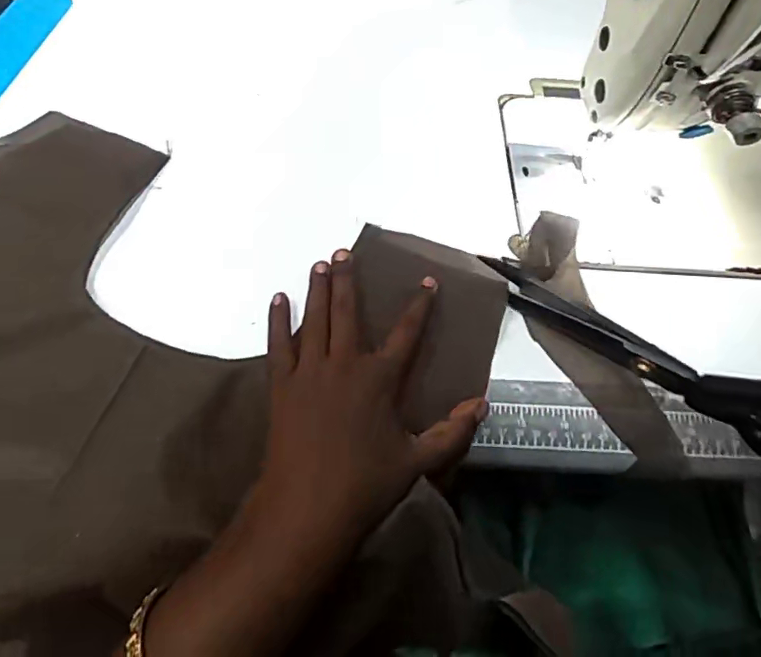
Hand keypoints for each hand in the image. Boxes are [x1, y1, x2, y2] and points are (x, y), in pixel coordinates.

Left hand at [251, 250, 488, 553]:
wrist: (307, 508)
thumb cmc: (365, 485)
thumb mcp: (417, 462)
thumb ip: (451, 432)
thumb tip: (481, 404)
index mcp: (380, 379)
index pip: (406, 333)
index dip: (419, 305)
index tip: (427, 281)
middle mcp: (345, 364)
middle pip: (347, 311)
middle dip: (347, 279)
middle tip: (344, 252)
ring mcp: (310, 371)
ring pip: (314, 319)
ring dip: (317, 289)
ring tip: (318, 264)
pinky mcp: (282, 384)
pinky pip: (279, 344)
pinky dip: (279, 320)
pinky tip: (279, 299)